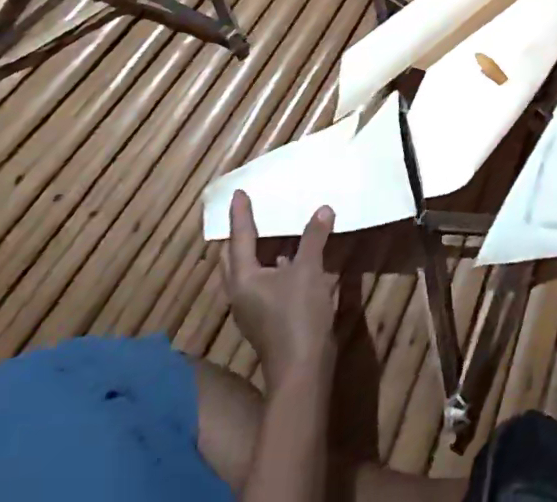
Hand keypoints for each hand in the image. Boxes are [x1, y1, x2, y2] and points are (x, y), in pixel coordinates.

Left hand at [224, 191, 338, 378]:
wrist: (300, 364)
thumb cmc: (298, 314)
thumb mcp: (309, 271)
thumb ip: (313, 239)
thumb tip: (322, 209)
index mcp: (243, 278)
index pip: (240, 238)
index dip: (241, 215)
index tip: (238, 193)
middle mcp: (240, 291)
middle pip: (234, 258)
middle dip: (240, 236)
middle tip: (248, 214)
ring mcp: (252, 306)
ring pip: (247, 272)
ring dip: (257, 251)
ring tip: (271, 232)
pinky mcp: (266, 316)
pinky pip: (263, 281)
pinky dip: (273, 266)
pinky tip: (291, 261)